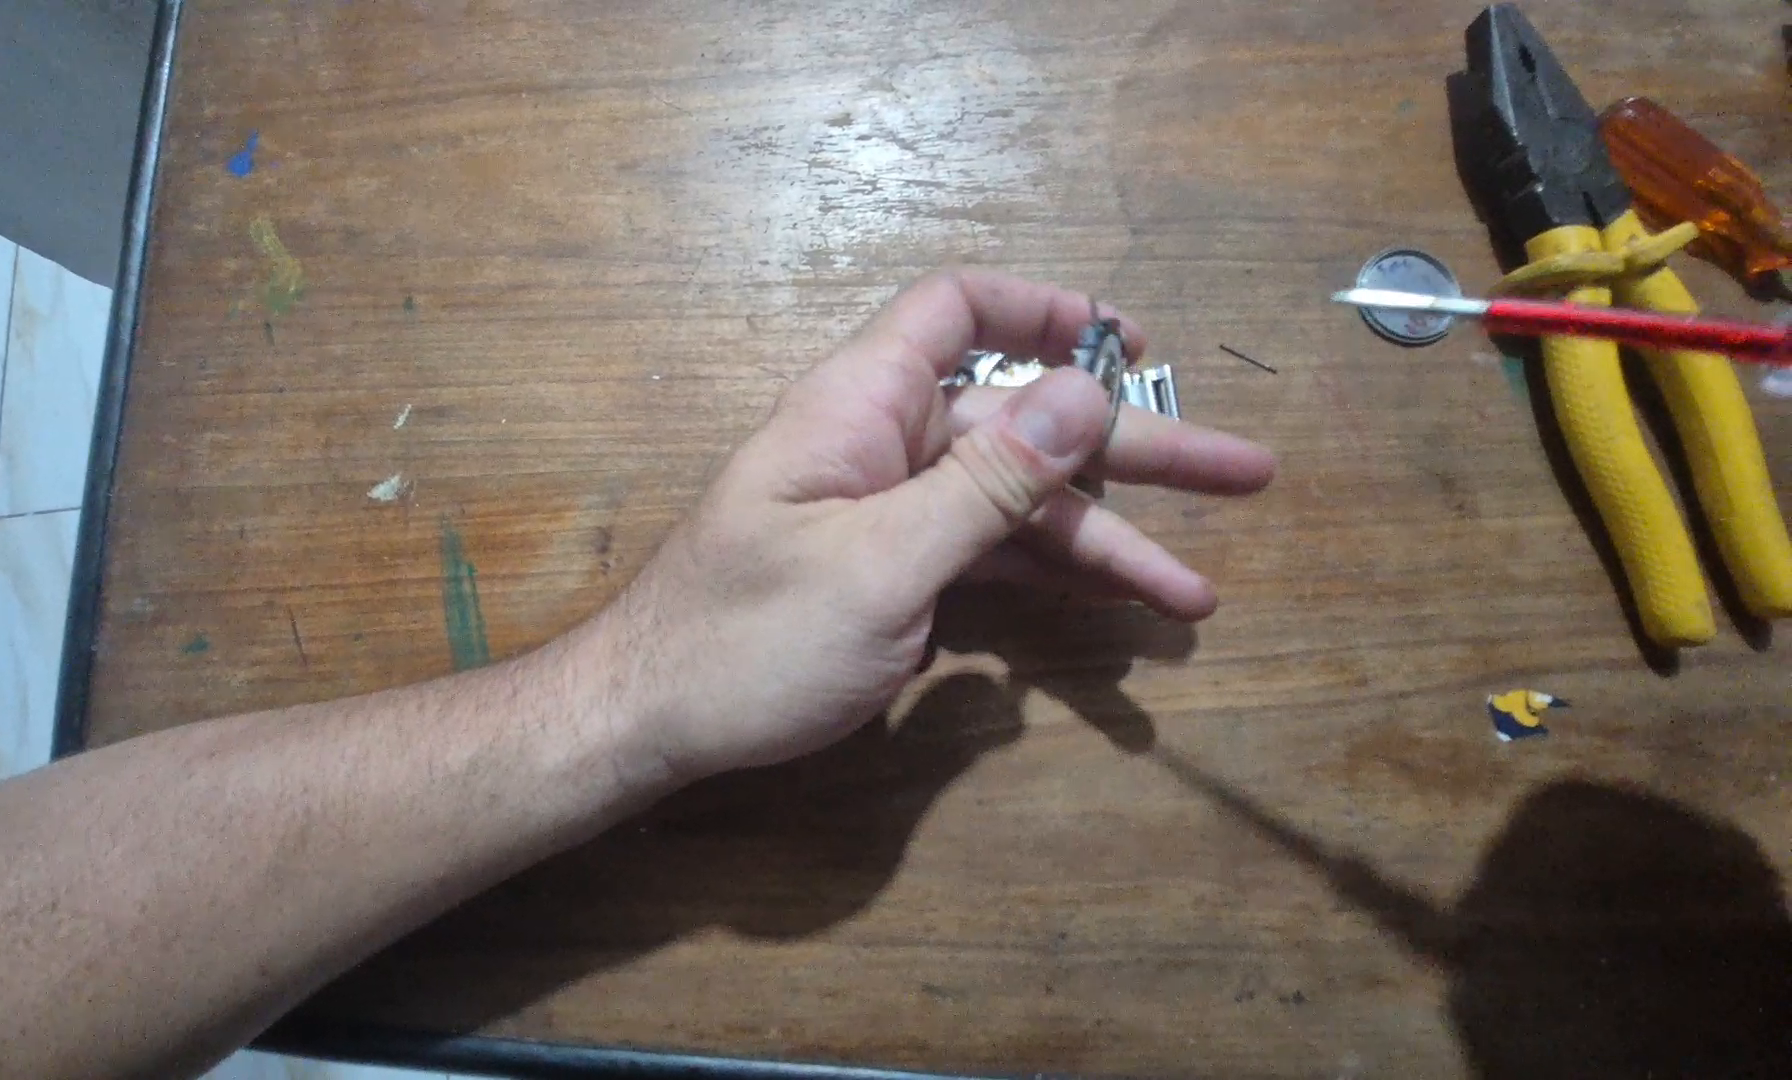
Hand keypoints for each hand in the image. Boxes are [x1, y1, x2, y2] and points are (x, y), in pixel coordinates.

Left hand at [592, 270, 1274, 782]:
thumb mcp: (879, 563)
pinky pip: (988, 560)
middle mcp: (884, 446)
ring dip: (1104, 544)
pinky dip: (1049, 584)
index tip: (1128, 340)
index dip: (1043, 310)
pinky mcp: (897, 573)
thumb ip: (985, 481)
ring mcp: (894, 514)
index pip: (955, 311)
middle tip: (1247, 473)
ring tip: (1196, 593)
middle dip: (1130, 451)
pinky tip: (1118, 610)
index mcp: (863, 407)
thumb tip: (1084, 390)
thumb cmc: (748, 639)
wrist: (658, 719)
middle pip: (1020, 423)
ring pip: (1015, 506)